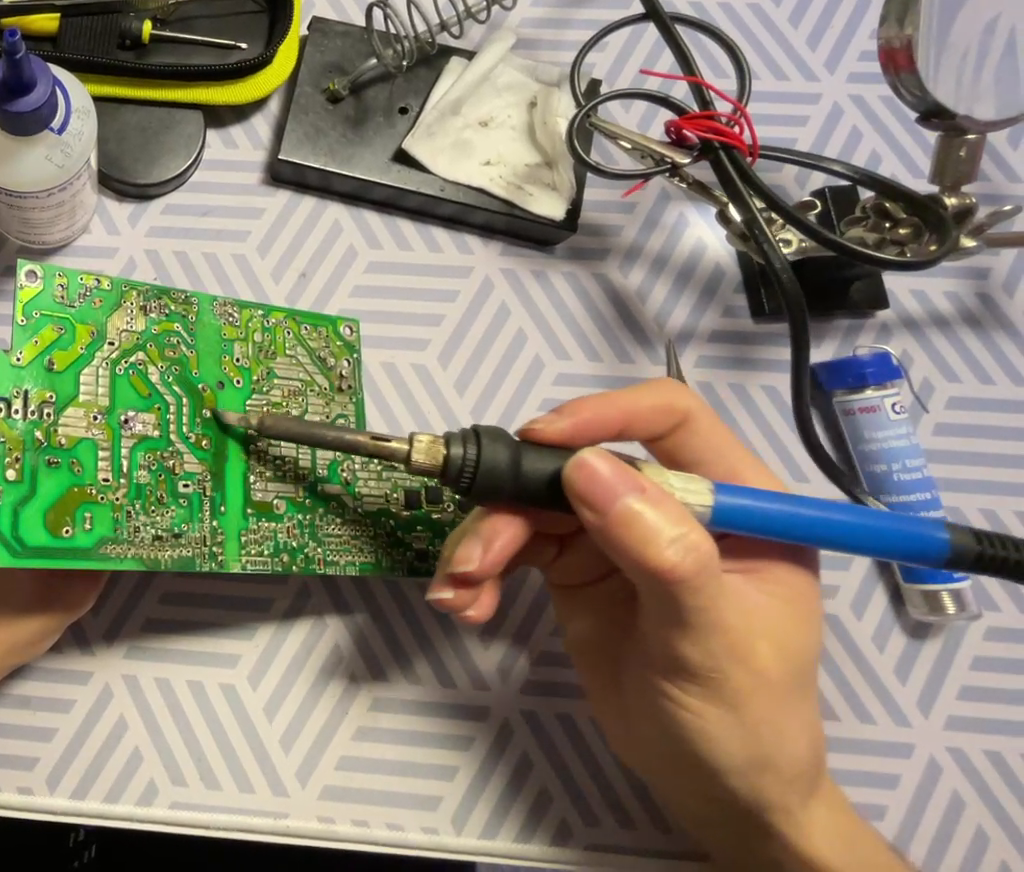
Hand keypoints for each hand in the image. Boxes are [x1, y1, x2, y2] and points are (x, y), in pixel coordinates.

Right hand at [425, 380, 896, 866]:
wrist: (712, 787)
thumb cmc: (742, 718)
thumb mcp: (712, 640)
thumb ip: (662, 552)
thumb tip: (588, 468)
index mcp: (731, 504)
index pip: (669, 419)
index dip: (602, 415)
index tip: (538, 442)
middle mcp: (666, 505)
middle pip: (570, 465)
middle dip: (512, 505)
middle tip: (473, 557)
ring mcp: (613, 533)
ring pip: (529, 504)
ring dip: (483, 543)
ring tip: (460, 591)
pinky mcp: (571, 564)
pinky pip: (512, 544)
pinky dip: (479, 569)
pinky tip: (465, 603)